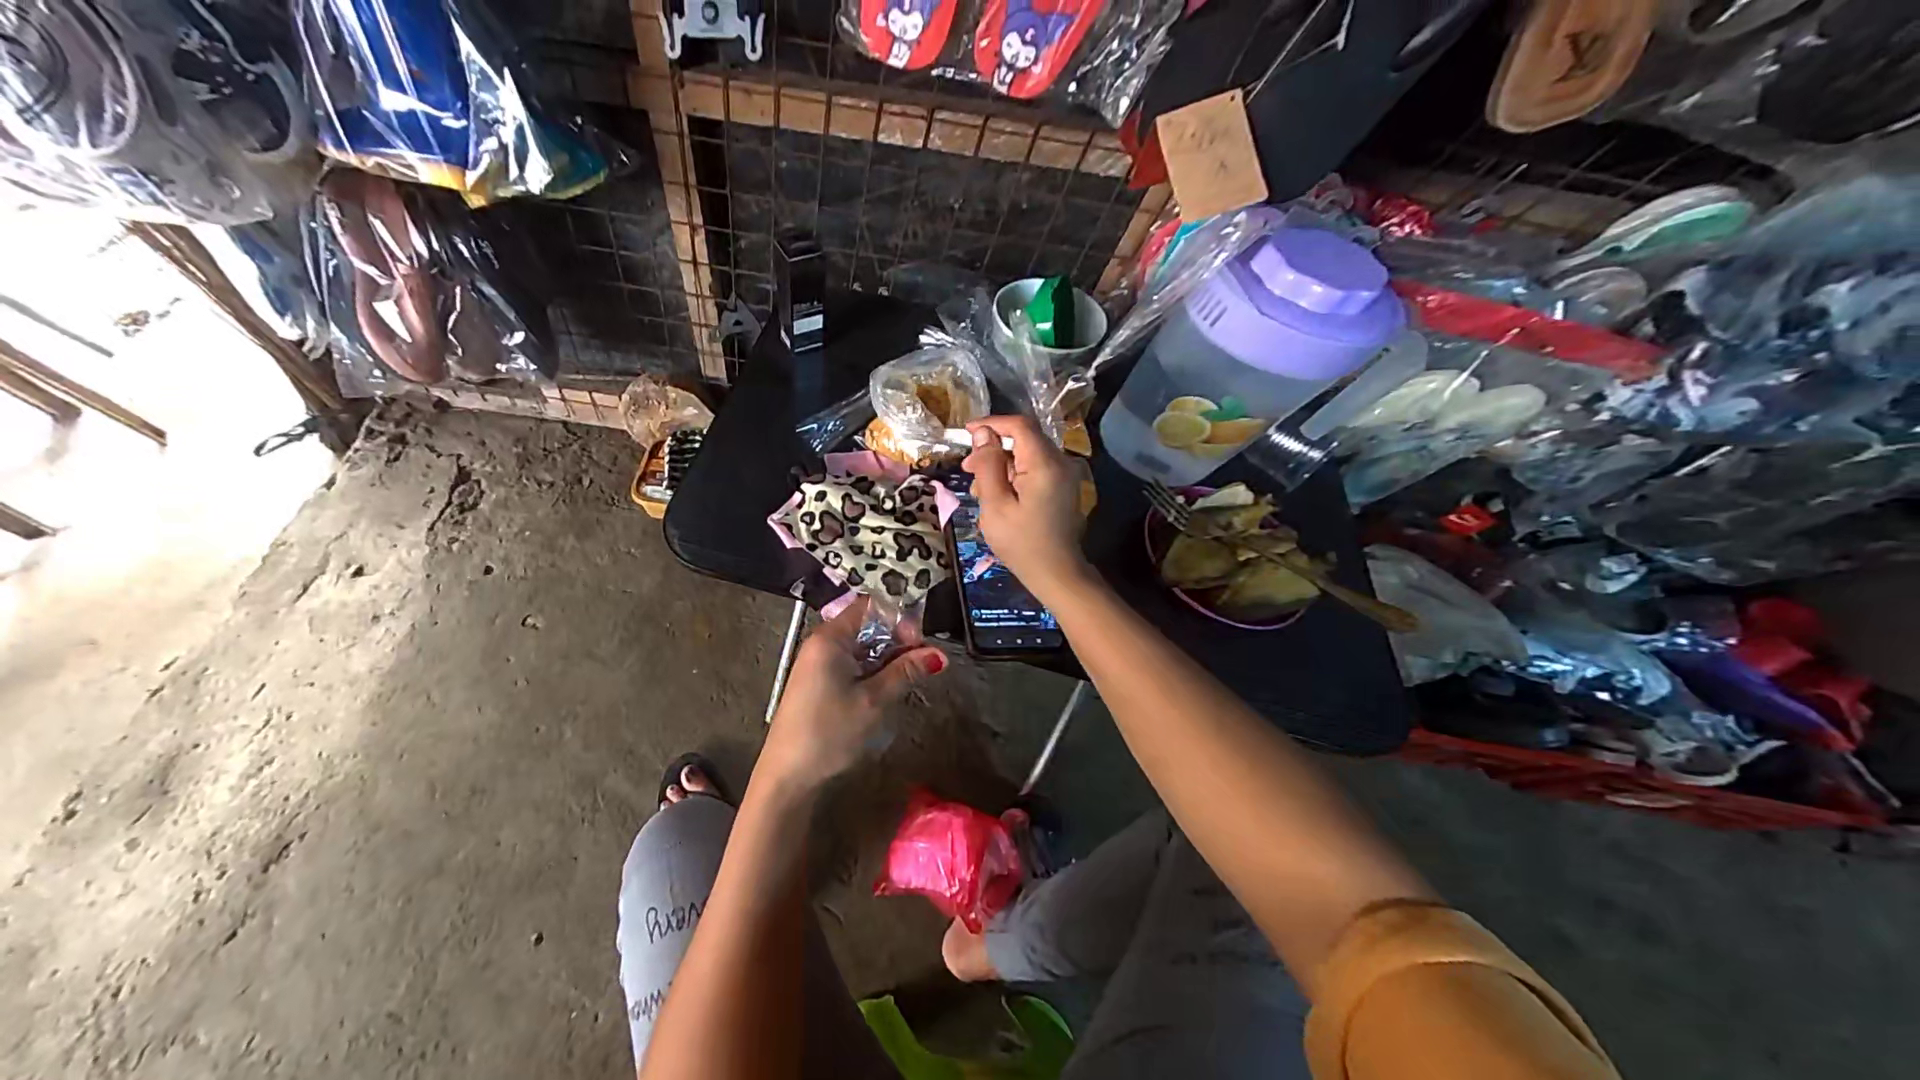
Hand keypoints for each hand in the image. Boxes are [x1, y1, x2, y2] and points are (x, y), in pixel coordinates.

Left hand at [761, 598, 946, 787]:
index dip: (900, 620)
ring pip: (862, 649)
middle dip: (897, 642)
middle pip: (867, 626)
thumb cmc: (831, 733)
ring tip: (905, 684)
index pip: (871, 607)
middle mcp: (822, 644)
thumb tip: (938, 654)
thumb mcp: (875, 701)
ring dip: (887, 661)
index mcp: (831, 638)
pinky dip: (872, 675)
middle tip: (919, 668)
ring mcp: (818, 666)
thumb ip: (907, 671)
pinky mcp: (819, 686)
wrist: (788, 778)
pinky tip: (884, 695)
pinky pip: (852, 667)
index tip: (919, 645)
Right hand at [961, 415, 1093, 601]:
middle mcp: (1060, 462)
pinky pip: (1036, 469)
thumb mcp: (996, 505)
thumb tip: (982, 433)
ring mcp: (1064, 475)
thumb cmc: (1022, 543)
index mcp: (1044, 463)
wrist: (1057, 573)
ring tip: (979, 488)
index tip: (966, 432)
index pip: (1019, 425)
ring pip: (1028, 454)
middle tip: (968, 468)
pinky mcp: (1062, 487)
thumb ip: (988, 465)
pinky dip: (1014, 474)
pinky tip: (998, 495)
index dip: (991, 423)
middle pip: (1024, 438)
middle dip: (994, 447)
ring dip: (1002, 463)